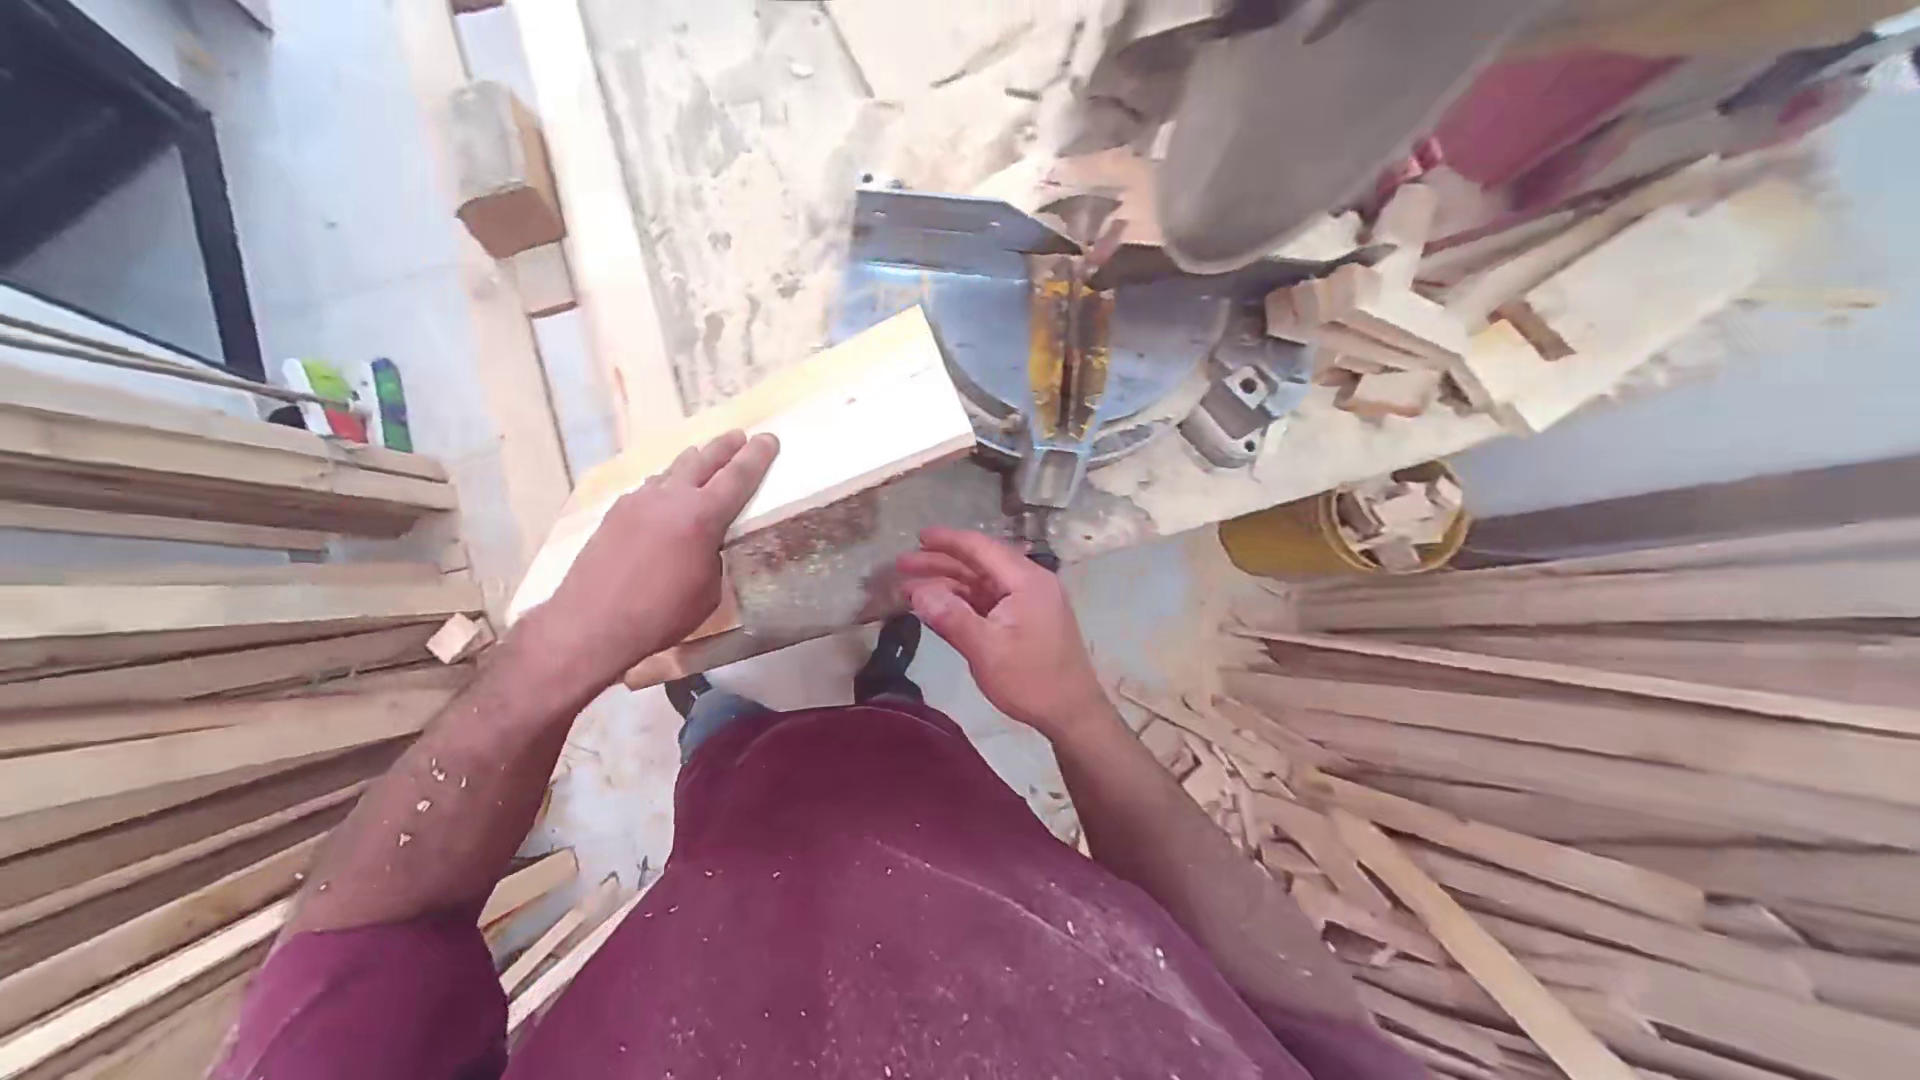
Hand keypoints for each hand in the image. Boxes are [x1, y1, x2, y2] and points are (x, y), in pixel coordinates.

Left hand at [525, 431, 777, 692]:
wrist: (590, 623)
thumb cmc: (661, 614)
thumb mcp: (708, 590)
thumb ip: (714, 557)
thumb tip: (707, 545)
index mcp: (702, 517)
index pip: (738, 477)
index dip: (757, 456)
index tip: (768, 438)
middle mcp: (670, 498)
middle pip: (703, 461)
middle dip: (725, 447)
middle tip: (739, 436)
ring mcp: (638, 502)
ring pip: (671, 471)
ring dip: (692, 462)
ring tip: (702, 456)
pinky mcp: (615, 514)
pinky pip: (649, 488)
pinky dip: (665, 483)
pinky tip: (664, 491)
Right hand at [896, 528, 1113, 739]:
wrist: (1072, 713)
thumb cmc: (1031, 680)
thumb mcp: (986, 650)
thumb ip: (951, 617)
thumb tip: (917, 591)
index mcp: (1026, 581)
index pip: (981, 548)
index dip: (947, 541)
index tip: (917, 537)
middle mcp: (1030, 583)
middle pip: (979, 563)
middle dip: (941, 562)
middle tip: (903, 566)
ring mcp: (1029, 601)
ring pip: (982, 583)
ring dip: (948, 584)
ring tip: (910, 588)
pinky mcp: (1026, 619)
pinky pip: (989, 600)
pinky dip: (963, 601)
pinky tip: (938, 606)